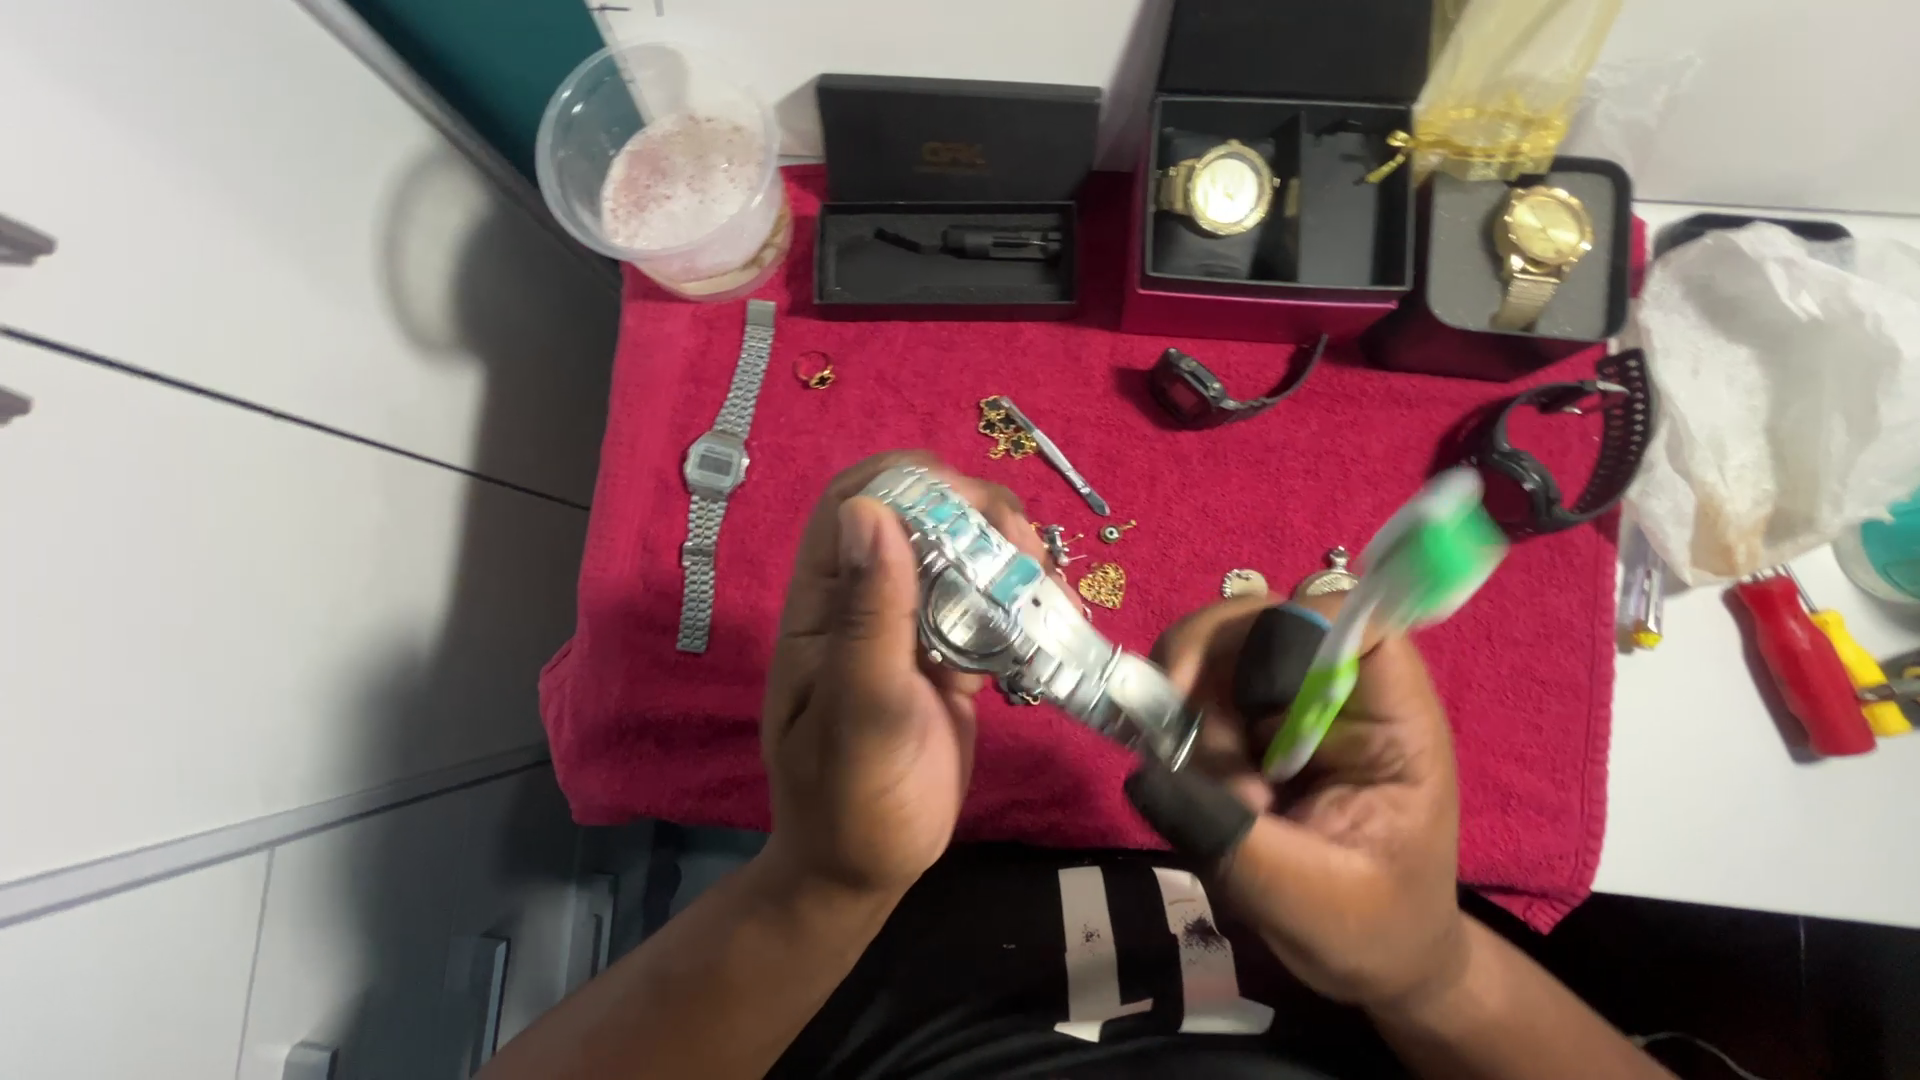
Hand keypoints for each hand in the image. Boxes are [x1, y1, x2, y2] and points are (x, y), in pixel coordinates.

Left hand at [760, 452, 1040, 899]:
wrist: (867, 869)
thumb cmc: (850, 803)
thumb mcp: (859, 714)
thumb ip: (866, 617)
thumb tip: (871, 512)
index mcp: (823, 604)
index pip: (853, 501)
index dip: (909, 481)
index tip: (970, 504)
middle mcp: (866, 600)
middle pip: (921, 515)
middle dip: (977, 515)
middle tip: (1027, 551)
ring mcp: (912, 626)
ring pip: (962, 555)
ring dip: (1010, 556)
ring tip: (1051, 587)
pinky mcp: (950, 655)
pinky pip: (989, 605)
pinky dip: (1026, 602)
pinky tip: (1056, 620)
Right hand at [1135, 593, 1468, 1009]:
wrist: (1369, 955)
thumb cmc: (1371, 929)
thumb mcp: (1308, 901)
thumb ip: (1232, 839)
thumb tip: (1147, 774)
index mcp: (1390, 721)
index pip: (1355, 621)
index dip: (1290, 623)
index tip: (1226, 682)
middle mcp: (1337, 692)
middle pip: (1264, 617)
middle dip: (1209, 671)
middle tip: (1189, 749)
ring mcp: (1288, 703)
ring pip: (1217, 651)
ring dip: (1188, 712)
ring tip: (1208, 792)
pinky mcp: (1248, 722)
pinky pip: (1196, 692)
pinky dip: (1174, 725)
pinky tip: (1190, 781)